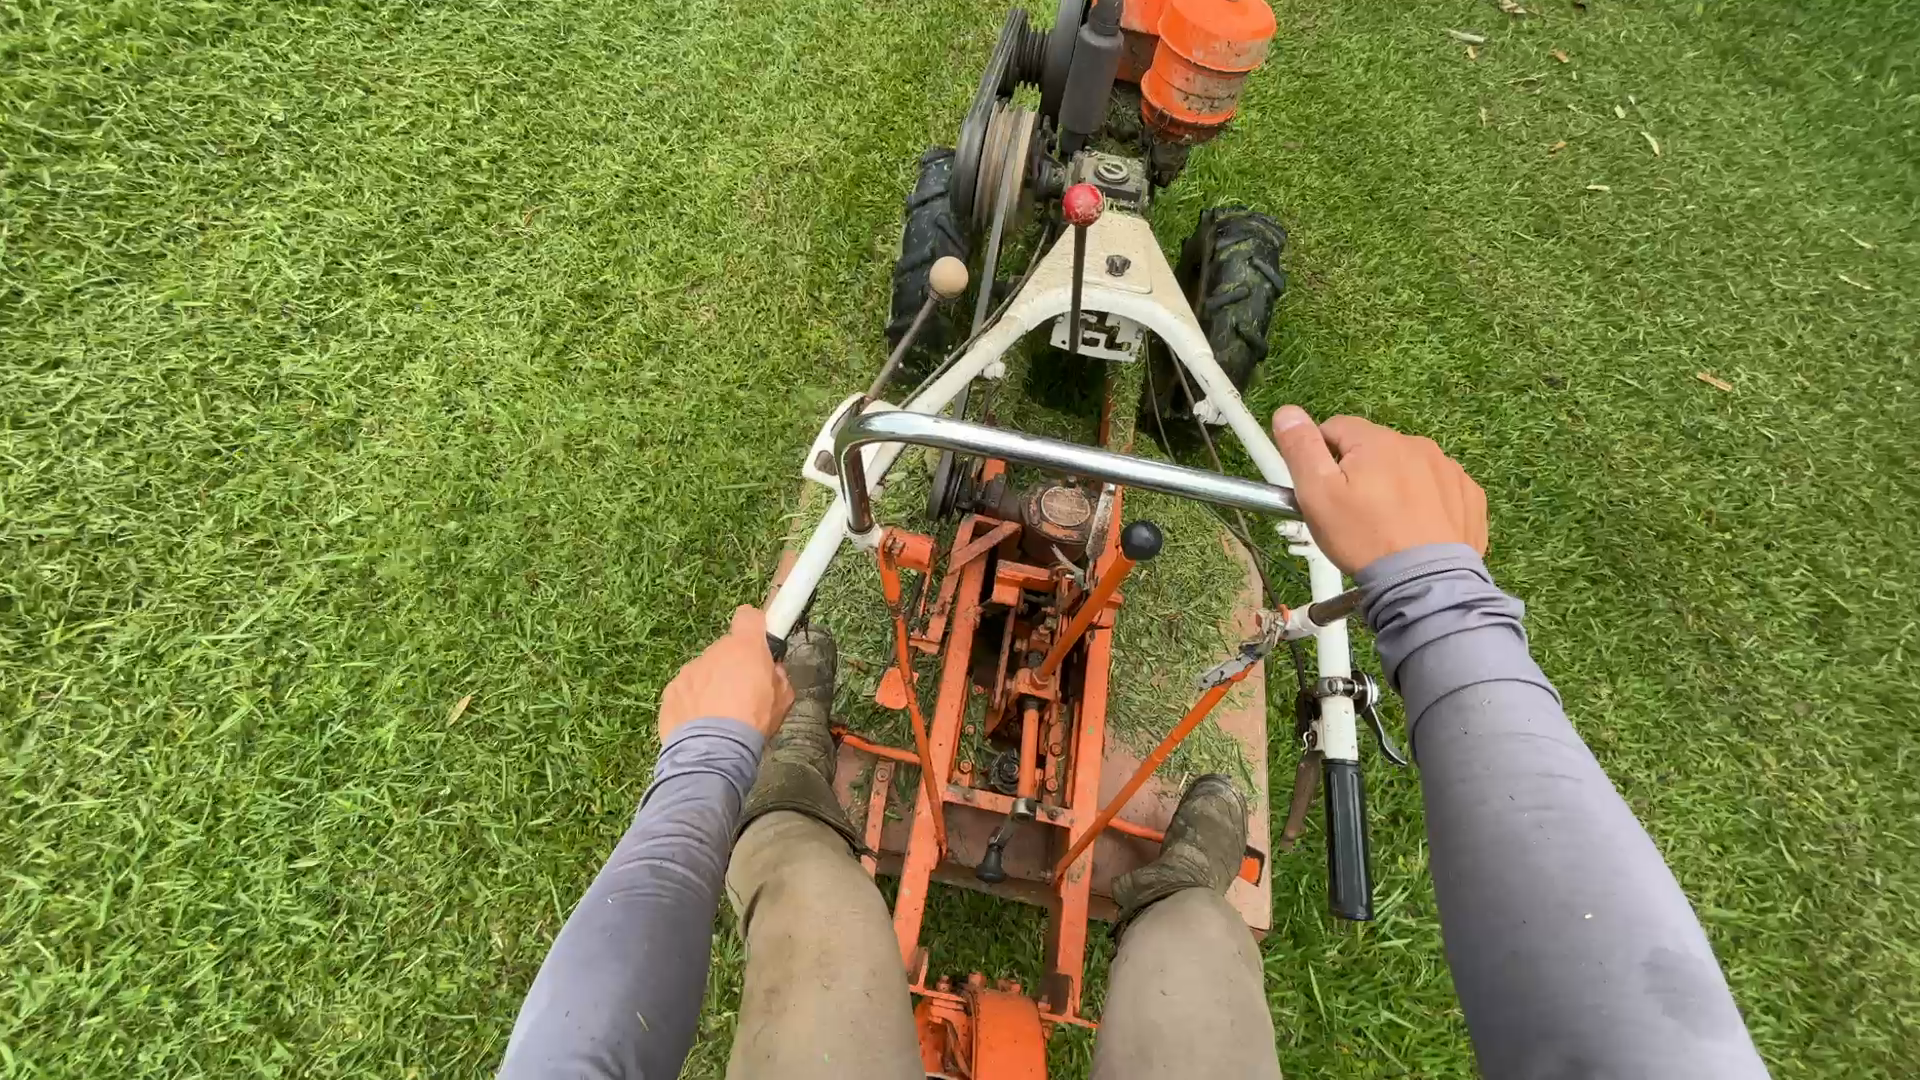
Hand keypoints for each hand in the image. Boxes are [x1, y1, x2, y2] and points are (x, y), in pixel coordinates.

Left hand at [659, 605, 793, 741]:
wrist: (712, 752)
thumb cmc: (753, 723)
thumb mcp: (783, 701)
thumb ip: (779, 678)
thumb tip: (773, 672)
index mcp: (746, 648)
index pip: (748, 616)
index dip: (754, 626)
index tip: (759, 642)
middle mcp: (715, 652)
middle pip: (727, 649)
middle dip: (735, 665)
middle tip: (743, 693)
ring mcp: (690, 670)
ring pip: (706, 670)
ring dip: (713, 684)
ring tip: (720, 715)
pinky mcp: (671, 690)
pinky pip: (687, 689)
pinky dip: (694, 701)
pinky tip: (702, 724)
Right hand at [1270, 406, 1487, 573]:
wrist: (1424, 581)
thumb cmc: (1362, 536)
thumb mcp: (1317, 493)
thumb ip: (1301, 448)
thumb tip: (1287, 411)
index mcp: (1377, 441)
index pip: (1334, 428)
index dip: (1319, 456)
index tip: (1320, 488)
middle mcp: (1418, 445)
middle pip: (1371, 448)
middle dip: (1356, 471)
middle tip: (1348, 511)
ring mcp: (1449, 470)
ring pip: (1404, 467)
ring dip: (1390, 485)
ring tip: (1381, 523)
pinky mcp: (1470, 495)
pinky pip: (1436, 488)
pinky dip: (1421, 501)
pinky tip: (1412, 528)